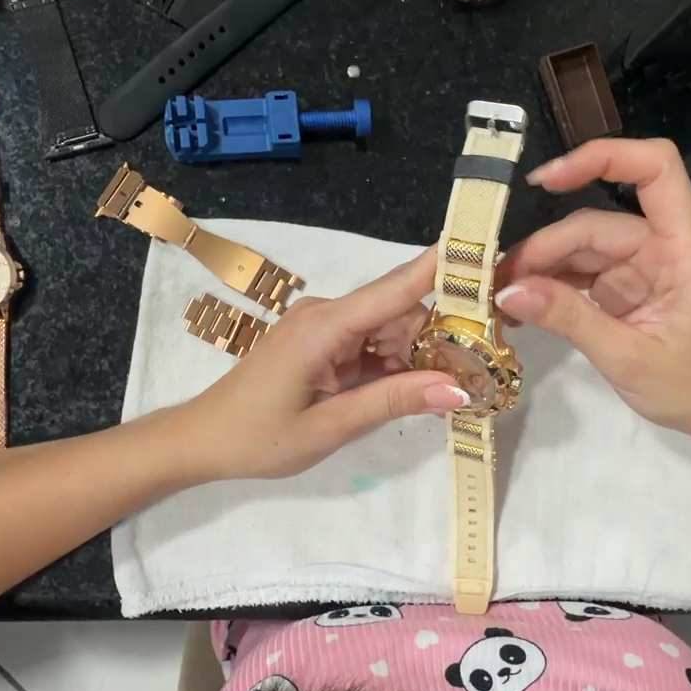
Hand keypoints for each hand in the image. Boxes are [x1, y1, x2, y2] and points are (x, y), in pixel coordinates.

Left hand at [175, 249, 469, 479]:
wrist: (202, 441)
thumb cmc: (256, 437)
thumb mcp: (329, 427)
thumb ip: (392, 402)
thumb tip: (458, 388)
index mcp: (324, 327)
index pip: (396, 288)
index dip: (443, 268)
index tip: (488, 250)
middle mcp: (327, 315)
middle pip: (400, 311)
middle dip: (438, 339)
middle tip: (475, 376)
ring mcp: (324, 327)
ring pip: (390, 329)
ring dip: (417, 357)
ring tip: (445, 393)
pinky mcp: (322, 343)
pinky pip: (371, 344)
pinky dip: (393, 366)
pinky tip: (410, 391)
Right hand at [497, 138, 690, 446]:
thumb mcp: (629, 357)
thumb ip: (570, 319)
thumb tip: (510, 290)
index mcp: (683, 247)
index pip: (654, 170)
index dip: (602, 158)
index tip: (547, 181)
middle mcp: (660, 246)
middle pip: (594, 223)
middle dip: (543, 248)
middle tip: (497, 284)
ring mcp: (639, 267)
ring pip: (579, 248)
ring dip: (538, 268)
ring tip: (498, 297)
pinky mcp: (621, 289)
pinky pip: (577, 274)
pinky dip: (547, 287)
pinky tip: (518, 305)